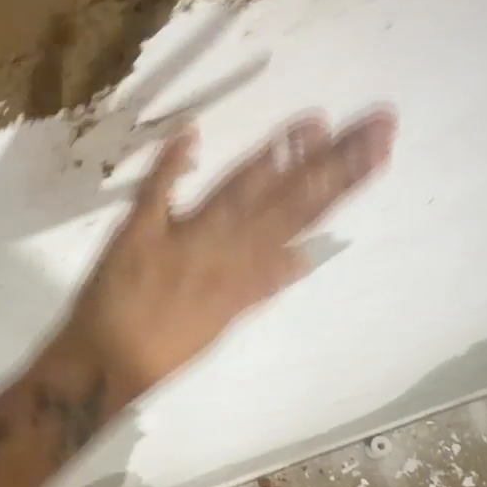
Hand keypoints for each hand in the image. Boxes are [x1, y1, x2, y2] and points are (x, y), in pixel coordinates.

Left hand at [62, 109, 396, 398]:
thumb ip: (259, 286)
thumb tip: (301, 258)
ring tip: (317, 124)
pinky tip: (193, 133)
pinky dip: (171, 165)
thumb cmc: (164, 351)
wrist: (106, 366)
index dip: (343, 184)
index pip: (304, 219)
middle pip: (287, 202)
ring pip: (238, 194)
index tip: (378, 149)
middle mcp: (224, 254)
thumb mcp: (223, 322)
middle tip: (379, 121)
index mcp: (245, 274)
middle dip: (335, 163)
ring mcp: (183, 241)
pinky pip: (157, 193)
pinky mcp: (138, 234)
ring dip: (277, 158)